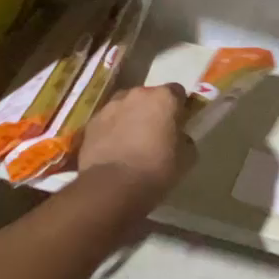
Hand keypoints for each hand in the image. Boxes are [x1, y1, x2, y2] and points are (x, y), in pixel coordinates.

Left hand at [76, 84, 196, 201]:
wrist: (112, 186)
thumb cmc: (157, 169)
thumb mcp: (187, 157)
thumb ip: (185, 139)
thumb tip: (179, 138)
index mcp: (164, 98)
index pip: (178, 92)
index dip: (179, 107)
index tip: (179, 123)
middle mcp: (136, 94)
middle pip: (149, 96)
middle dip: (153, 110)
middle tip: (156, 133)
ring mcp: (110, 107)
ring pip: (126, 106)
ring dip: (131, 118)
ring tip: (132, 142)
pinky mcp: (91, 123)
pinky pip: (108, 121)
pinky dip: (112, 130)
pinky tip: (115, 150)